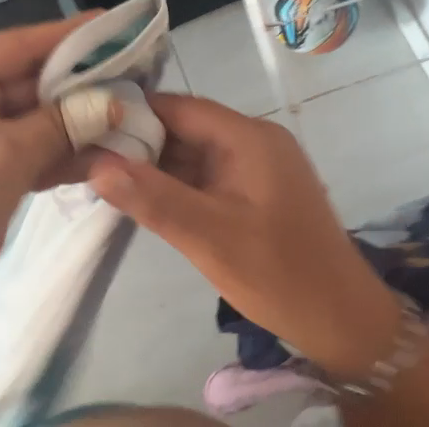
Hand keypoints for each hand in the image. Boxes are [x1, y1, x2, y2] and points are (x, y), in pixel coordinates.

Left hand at [0, 13, 104, 302]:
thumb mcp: (6, 156)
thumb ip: (63, 124)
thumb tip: (116, 102)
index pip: (18, 45)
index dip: (67, 35)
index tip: (112, 24)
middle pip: (34, 80)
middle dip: (83, 82)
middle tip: (135, 72)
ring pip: (42, 117)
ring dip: (82, 120)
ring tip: (133, 112)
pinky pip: (38, 148)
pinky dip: (69, 152)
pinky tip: (111, 152)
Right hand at [88, 94, 405, 377]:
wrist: (343, 322)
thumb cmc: (278, 274)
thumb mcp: (209, 237)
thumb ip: (152, 198)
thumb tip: (94, 163)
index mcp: (249, 137)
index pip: (180, 107)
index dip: (133, 113)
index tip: (86, 123)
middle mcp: (254, 140)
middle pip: (186, 128)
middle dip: (139, 142)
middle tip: (85, 155)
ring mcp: (257, 166)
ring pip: (194, 153)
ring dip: (155, 165)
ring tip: (100, 175)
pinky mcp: (256, 191)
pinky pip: (208, 175)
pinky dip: (177, 185)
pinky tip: (142, 198)